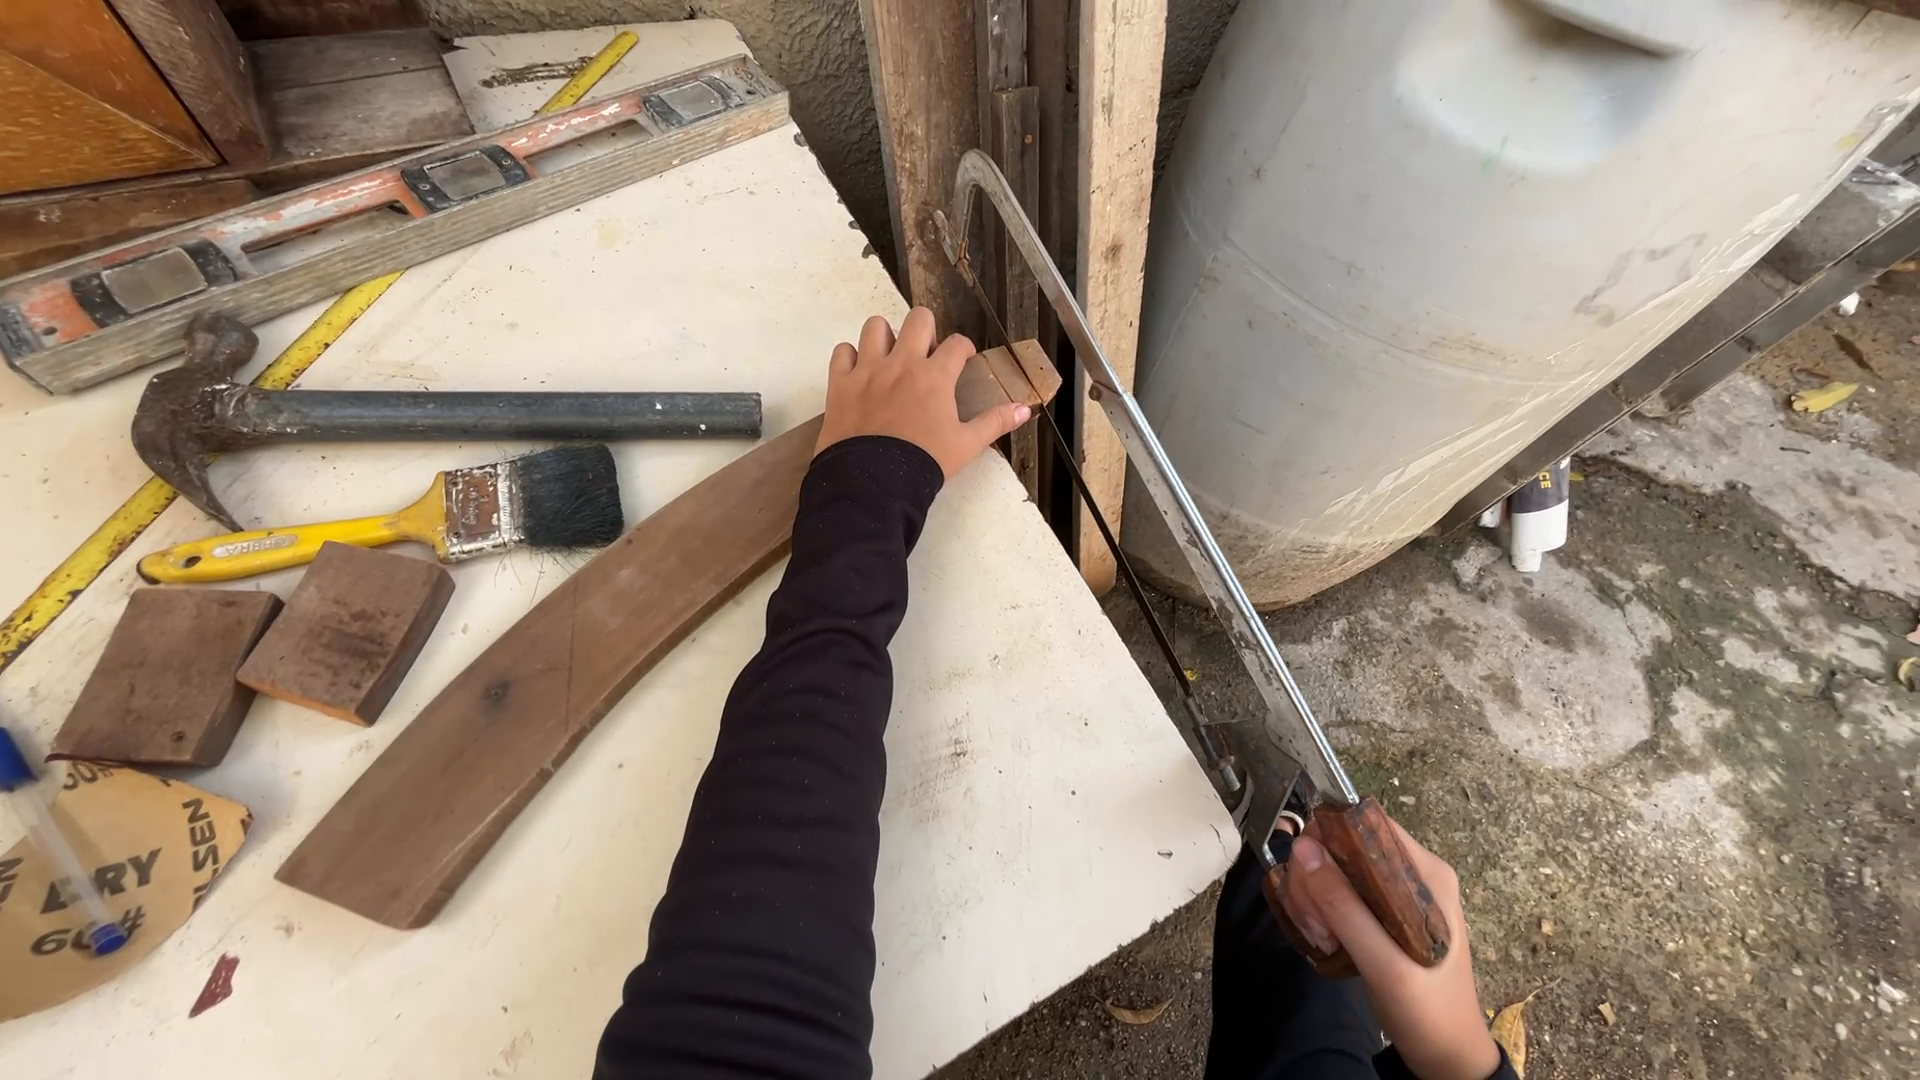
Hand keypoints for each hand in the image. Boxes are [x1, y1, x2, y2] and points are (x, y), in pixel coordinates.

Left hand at [815, 308, 1030, 479]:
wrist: (875, 481)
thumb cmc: (925, 462)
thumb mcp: (966, 445)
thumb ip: (995, 422)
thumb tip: (1025, 409)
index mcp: (935, 376)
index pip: (956, 344)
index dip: (963, 349)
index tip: (962, 360)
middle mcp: (902, 363)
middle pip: (918, 319)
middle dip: (926, 330)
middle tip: (925, 353)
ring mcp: (868, 370)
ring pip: (875, 327)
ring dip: (885, 337)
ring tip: (890, 357)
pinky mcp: (840, 383)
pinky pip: (842, 351)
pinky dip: (850, 357)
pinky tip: (859, 371)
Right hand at [1284, 818, 1500, 1079]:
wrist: (1447, 1057)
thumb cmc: (1426, 1009)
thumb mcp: (1385, 963)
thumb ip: (1344, 907)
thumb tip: (1302, 847)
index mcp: (1425, 871)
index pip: (1364, 822)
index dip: (1327, 836)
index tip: (1306, 870)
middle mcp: (1409, 870)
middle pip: (1341, 841)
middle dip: (1315, 874)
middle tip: (1315, 917)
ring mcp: (1393, 888)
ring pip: (1331, 863)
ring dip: (1312, 893)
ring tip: (1321, 932)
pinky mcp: (1378, 907)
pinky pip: (1334, 885)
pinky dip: (1318, 905)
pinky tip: (1322, 933)